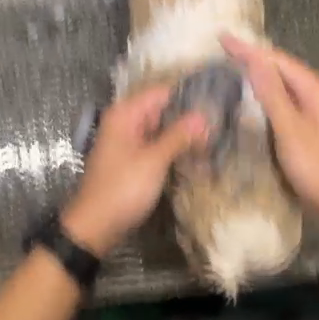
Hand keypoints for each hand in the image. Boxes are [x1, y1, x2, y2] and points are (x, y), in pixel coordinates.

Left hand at [61, 85, 208, 253]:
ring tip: (217, 136)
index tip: (217, 98)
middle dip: (189, 116)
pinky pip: (158, 146)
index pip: (162, 92)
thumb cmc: (122, 189)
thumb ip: (178, 136)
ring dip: (185, 134)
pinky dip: (175, 149)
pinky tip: (198, 155)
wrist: (95, 227)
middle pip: (162, 110)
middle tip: (223, 120)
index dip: (188, 94)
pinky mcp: (134, 160)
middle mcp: (126, 122)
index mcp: (125, 114)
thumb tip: (204, 114)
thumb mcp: (153, 161)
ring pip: (162, 129)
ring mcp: (129, 142)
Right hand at [222, 34, 318, 229]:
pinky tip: (253, 100)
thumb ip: (272, 93)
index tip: (222, 37)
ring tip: (232, 68)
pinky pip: (287, 103)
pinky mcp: (313, 129)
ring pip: (284, 86)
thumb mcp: (290, 130)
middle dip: (254, 58)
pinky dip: (267, 96)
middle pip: (282, 69)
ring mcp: (318, 113)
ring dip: (260, 77)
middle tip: (224, 50)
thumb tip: (256, 57)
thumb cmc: (318, 169)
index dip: (249, 49)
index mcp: (316, 91)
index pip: (278, 60)